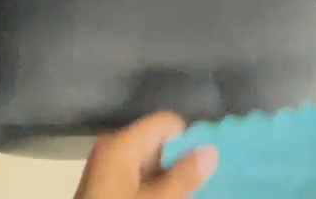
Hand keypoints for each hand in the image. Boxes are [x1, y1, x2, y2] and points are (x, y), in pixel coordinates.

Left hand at [75, 112, 218, 198]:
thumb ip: (184, 177)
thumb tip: (211, 150)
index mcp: (121, 143)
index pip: (167, 123)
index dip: (188, 142)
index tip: (201, 170)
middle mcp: (112, 148)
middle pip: (158, 143)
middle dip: (178, 165)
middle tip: (193, 190)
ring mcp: (106, 170)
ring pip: (149, 165)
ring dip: (167, 181)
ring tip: (181, 196)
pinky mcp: (104, 189)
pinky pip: (136, 180)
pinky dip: (152, 190)